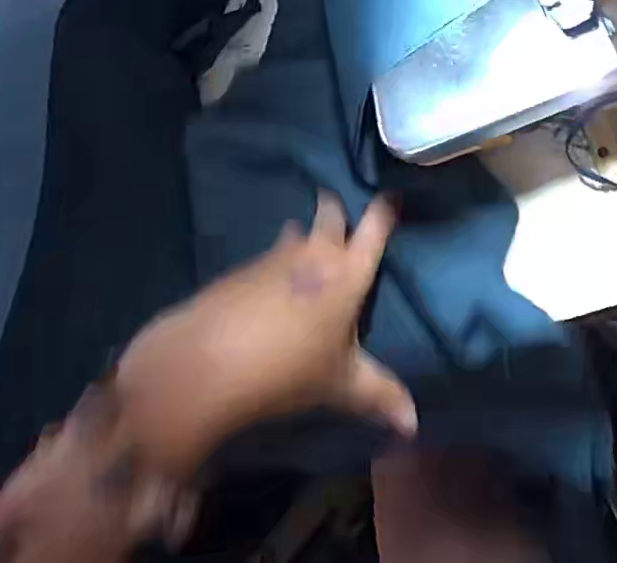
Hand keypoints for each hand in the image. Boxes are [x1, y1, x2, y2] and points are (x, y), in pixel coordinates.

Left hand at [115, 192, 416, 477]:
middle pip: (331, 212)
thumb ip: (380, 396)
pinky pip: (265, 257)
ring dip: (301, 238)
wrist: (203, 365)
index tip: (392, 192)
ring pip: (295, 232)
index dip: (387, 206)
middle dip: (335, 208)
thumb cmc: (288, 368)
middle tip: (339, 215)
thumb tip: (413, 423)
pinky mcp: (240, 269)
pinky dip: (273, 266)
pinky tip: (267, 292)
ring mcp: (274, 256)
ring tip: (303, 255)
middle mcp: (315, 252)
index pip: (376, 225)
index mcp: (348, 271)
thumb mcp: (340, 385)